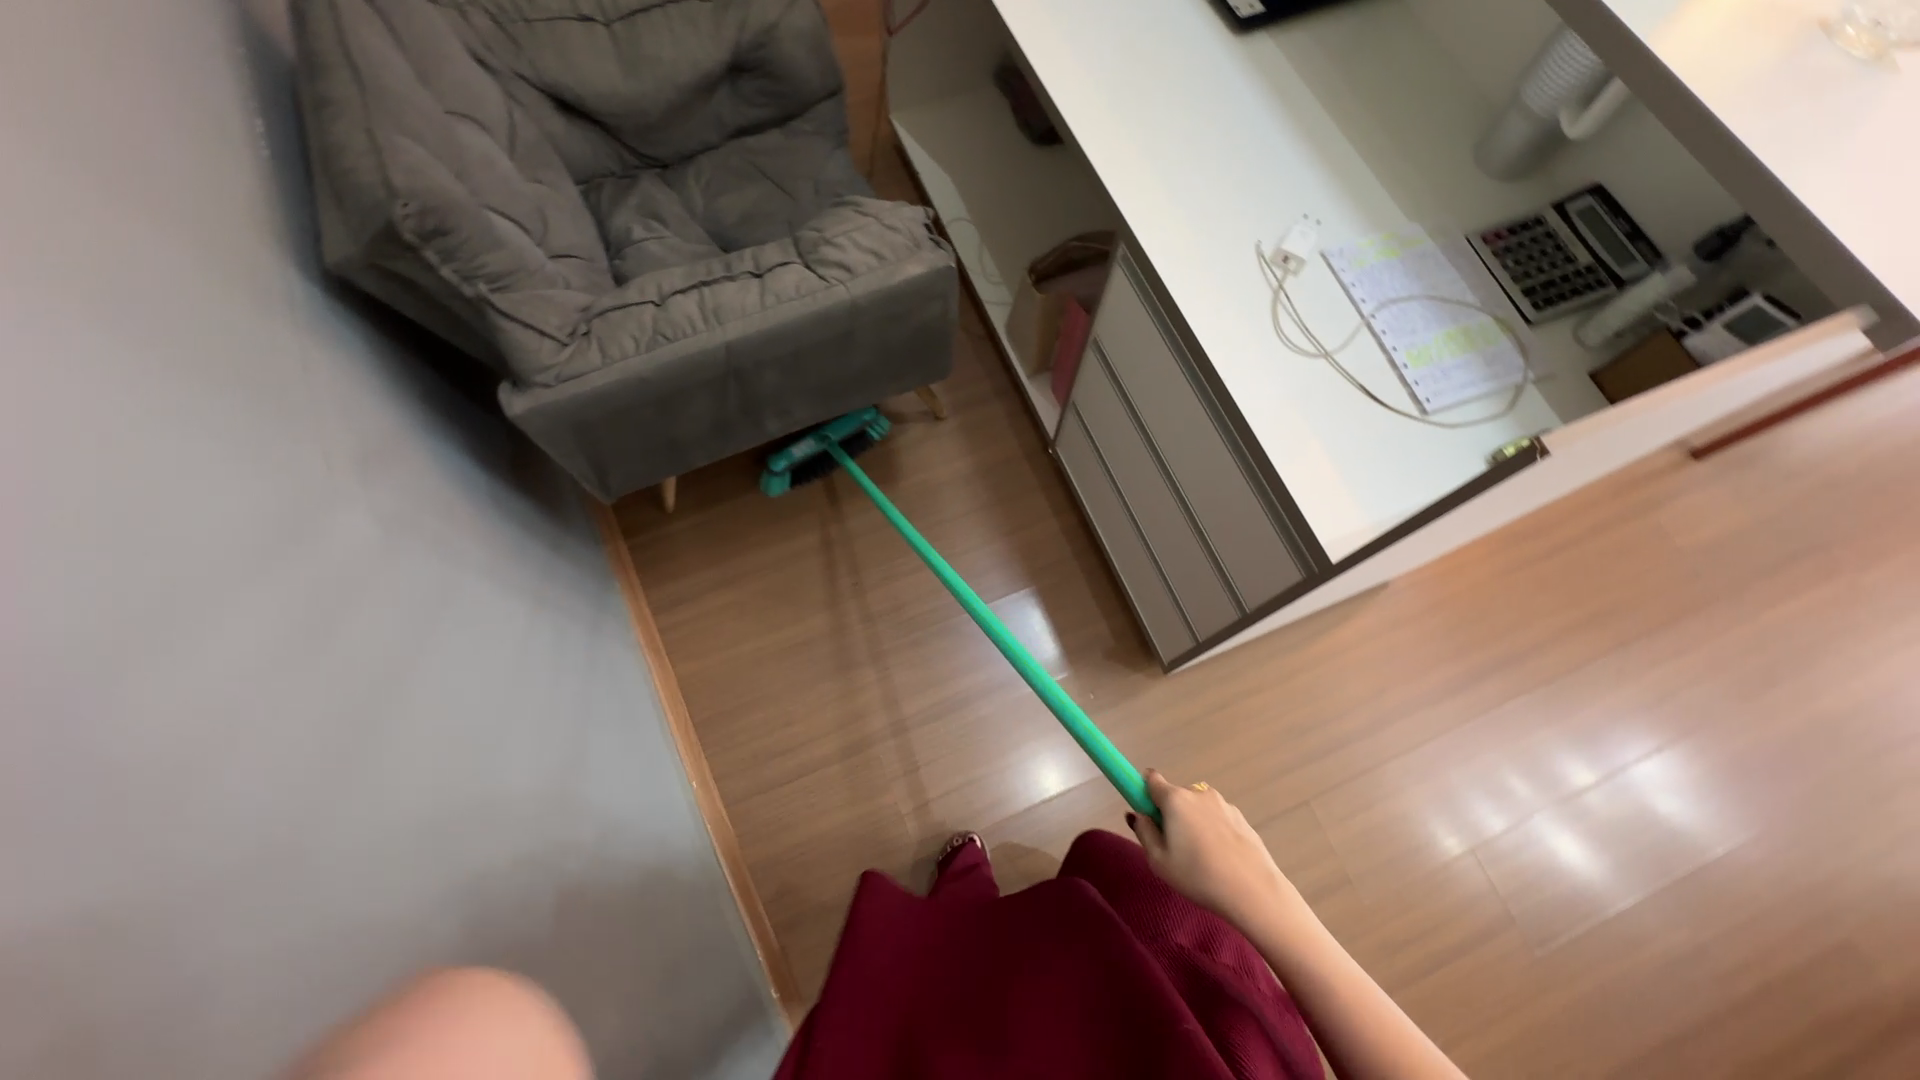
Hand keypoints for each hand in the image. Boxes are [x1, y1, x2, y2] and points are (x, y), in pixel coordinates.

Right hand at [1127, 770, 1304, 929]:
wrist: (1254, 890)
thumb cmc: (1198, 876)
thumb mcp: (1159, 861)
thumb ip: (1144, 832)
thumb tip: (1138, 815)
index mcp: (1175, 799)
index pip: (1151, 779)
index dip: (1143, 792)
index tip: (1145, 813)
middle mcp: (1199, 793)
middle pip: (1175, 796)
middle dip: (1170, 814)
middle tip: (1172, 847)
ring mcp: (1223, 803)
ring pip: (1197, 808)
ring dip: (1192, 823)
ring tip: (1200, 858)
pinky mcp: (1241, 817)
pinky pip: (1216, 818)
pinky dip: (1212, 831)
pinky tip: (1220, 858)